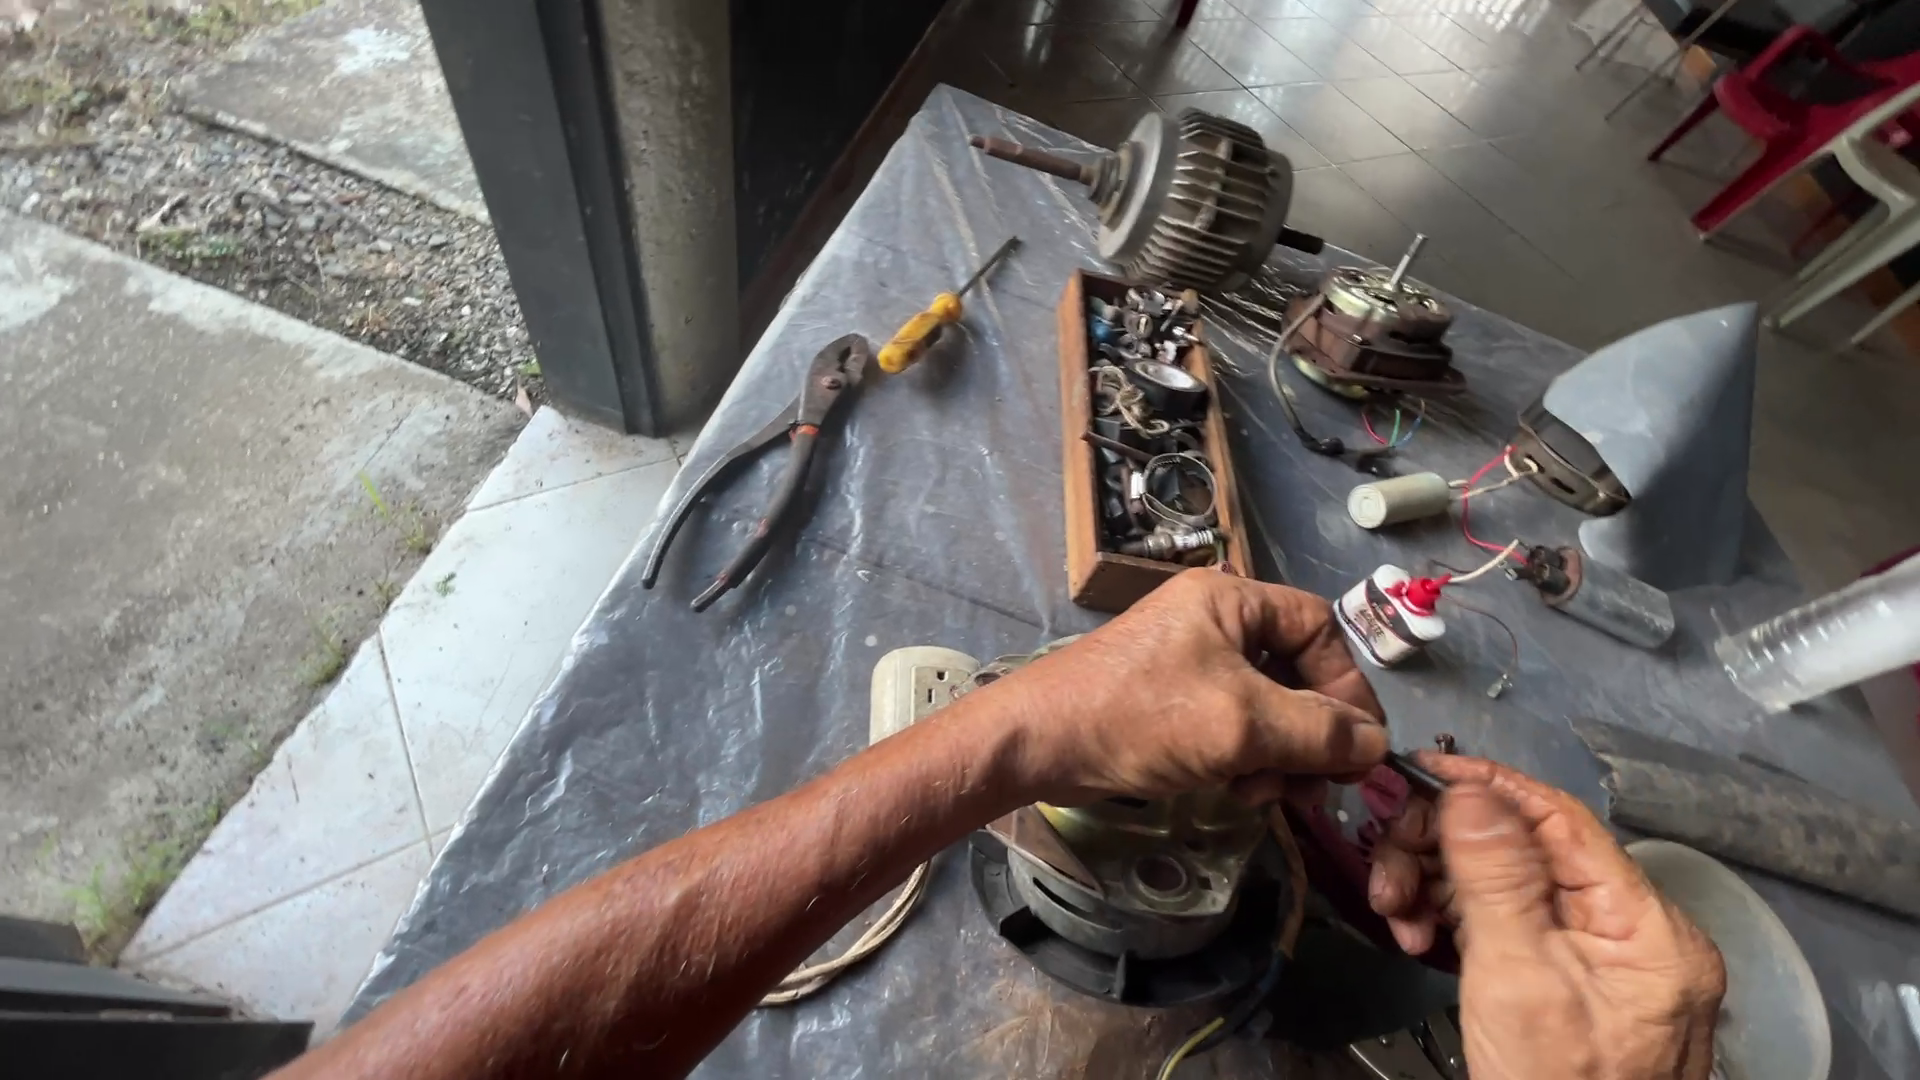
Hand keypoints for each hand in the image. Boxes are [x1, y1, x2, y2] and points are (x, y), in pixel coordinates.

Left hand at [973, 568, 1386, 804]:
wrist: (1042, 742)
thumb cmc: (1141, 715)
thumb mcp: (1241, 722)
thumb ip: (1320, 731)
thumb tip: (1377, 743)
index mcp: (1228, 600)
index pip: (1317, 627)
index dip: (1346, 683)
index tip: (1359, 743)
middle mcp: (1211, 622)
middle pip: (1294, 672)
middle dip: (1309, 733)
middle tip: (1312, 785)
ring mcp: (1188, 662)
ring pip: (1265, 707)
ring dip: (1277, 755)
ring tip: (1263, 792)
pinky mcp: (1171, 700)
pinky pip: (1231, 725)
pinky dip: (1243, 758)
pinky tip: (1234, 789)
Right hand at [1370, 755, 1726, 1079]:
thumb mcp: (1516, 974)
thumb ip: (1494, 875)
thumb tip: (1469, 787)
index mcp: (1643, 925)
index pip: (1561, 819)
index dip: (1488, 784)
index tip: (1419, 769)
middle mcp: (1620, 925)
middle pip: (1512, 845)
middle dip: (1437, 851)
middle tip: (1387, 871)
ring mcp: (1584, 946)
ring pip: (1488, 874)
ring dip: (1427, 884)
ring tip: (1393, 915)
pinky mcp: (1548, 964)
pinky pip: (1486, 911)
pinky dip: (1440, 914)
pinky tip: (1412, 935)